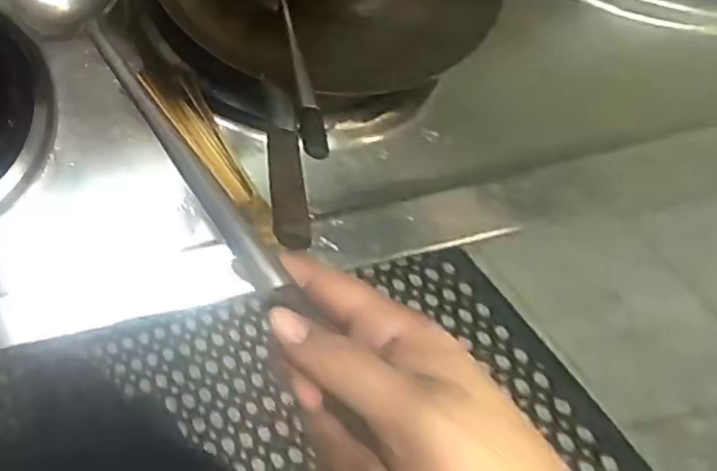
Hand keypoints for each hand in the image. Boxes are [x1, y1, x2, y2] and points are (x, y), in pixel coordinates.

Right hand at [268, 255, 565, 470]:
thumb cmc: (481, 465)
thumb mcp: (413, 410)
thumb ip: (338, 358)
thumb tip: (271, 314)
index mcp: (400, 336)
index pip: (325, 283)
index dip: (281, 270)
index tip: (235, 266)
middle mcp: (385, 363)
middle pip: (305, 342)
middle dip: (304, 377)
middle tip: (316, 403)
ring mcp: (381, 408)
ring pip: (313, 393)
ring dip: (327, 427)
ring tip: (367, 461)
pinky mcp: (379, 447)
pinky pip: (331, 434)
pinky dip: (342, 455)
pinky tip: (370, 470)